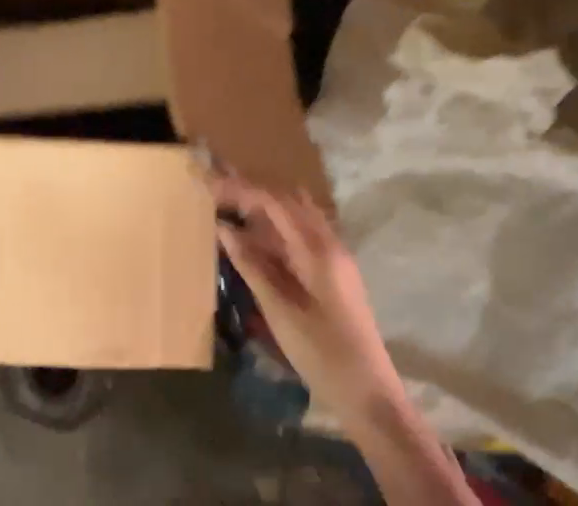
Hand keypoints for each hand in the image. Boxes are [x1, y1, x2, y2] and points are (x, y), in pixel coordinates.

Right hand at [210, 174, 405, 430]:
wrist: (368, 393)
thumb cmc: (321, 352)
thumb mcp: (279, 309)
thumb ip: (251, 265)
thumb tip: (223, 228)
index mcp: (318, 250)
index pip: (276, 202)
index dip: (241, 189)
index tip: (210, 184)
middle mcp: (329, 244)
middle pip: (288, 201)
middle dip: (252, 192)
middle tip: (216, 190)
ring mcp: (334, 258)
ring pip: (295, 217)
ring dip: (263, 208)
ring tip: (229, 208)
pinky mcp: (332, 274)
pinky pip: (300, 237)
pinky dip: (275, 230)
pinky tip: (253, 240)